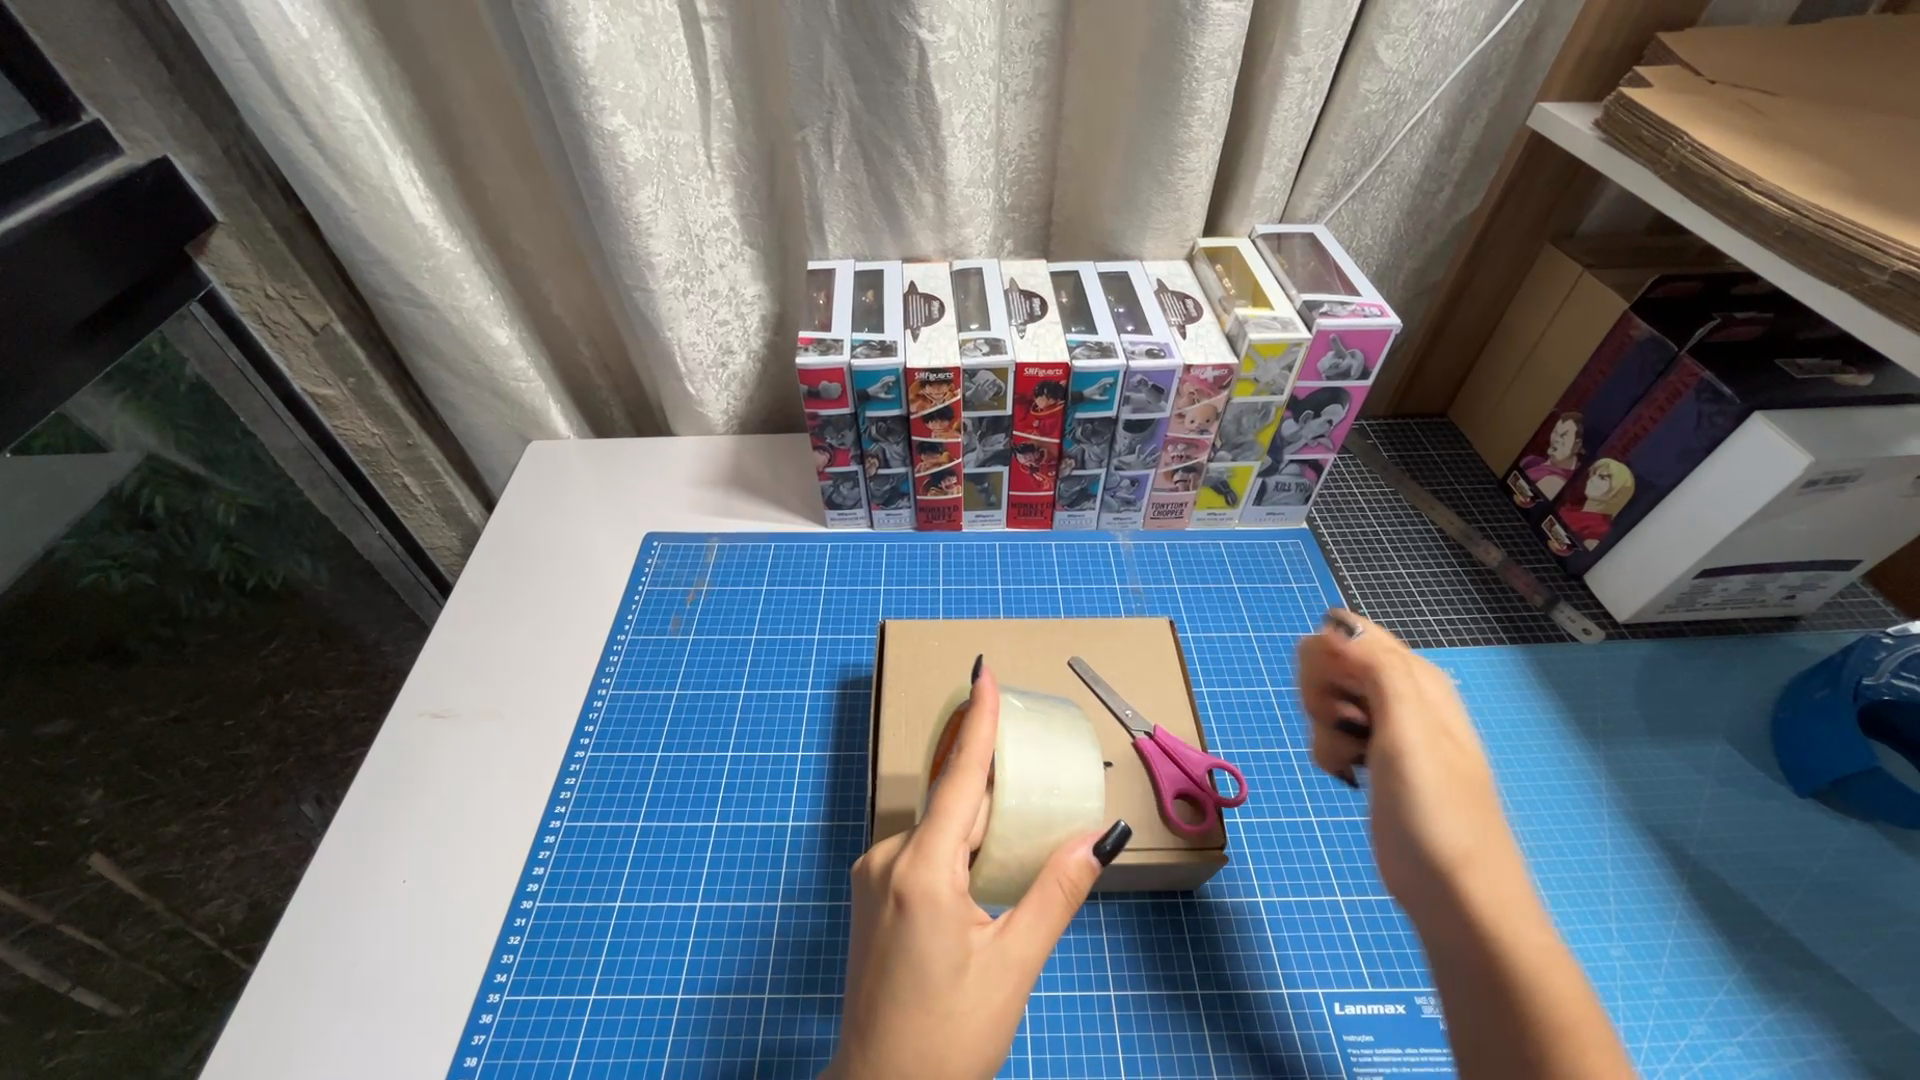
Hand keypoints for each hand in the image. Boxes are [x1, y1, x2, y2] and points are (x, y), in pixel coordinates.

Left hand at [824, 661, 1129, 1079]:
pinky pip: (922, 845)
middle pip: (951, 797)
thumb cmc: (945, 1041)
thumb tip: (1098, 839)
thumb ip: (1056, 893)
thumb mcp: (1013, 966)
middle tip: (1030, 749)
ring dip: (976, 810)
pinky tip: (982, 853)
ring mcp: (874, 874)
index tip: (985, 672)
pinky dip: (956, 837)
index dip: (977, 720)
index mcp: (922, 871)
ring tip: (1019, 811)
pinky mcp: (872, 891)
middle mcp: (889, 859)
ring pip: (937, 822)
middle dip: (989, 769)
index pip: (960, 776)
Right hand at [1296, 612, 1523, 912]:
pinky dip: (1329, 752)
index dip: (1326, 659)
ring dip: (1323, 729)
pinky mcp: (1372, 760)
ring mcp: (1386, 729)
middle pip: (1331, 664)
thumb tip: (1335, 624)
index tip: (1335, 699)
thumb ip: (1377, 668)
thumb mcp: (1409, 731)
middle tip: (1345, 731)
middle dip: (1321, 695)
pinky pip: (1332, 734)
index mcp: (1416, 678)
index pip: (1348, 632)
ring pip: (1326, 701)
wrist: (1452, 892)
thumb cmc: (1434, 811)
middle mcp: (1401, 694)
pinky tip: (1346, 775)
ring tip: (1349, 760)